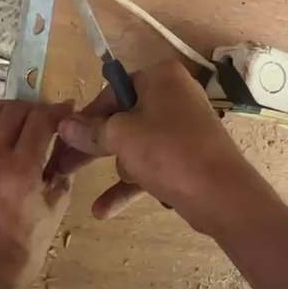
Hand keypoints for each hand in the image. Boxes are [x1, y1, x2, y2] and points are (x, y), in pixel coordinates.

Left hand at [0, 99, 76, 288]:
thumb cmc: (22, 252)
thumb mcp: (55, 212)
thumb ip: (61, 172)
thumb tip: (66, 144)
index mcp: (20, 172)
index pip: (40, 120)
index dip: (58, 111)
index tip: (69, 111)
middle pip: (16, 111)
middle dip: (38, 108)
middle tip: (51, 118)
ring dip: (13, 108)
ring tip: (26, 118)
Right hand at [54, 60, 268, 231]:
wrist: (222, 194)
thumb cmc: (169, 152)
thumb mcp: (121, 137)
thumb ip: (91, 131)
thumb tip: (64, 125)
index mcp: (160, 77)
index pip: (112, 91)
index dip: (87, 117)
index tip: (65, 139)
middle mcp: (173, 95)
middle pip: (123, 118)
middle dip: (95, 147)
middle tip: (65, 166)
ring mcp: (182, 127)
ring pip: (136, 144)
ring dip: (118, 168)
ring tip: (99, 200)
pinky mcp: (186, 156)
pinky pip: (151, 164)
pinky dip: (130, 184)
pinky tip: (103, 210)